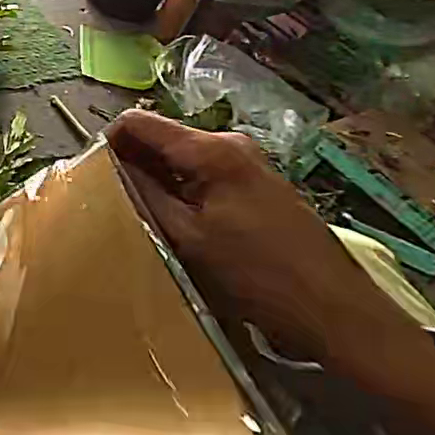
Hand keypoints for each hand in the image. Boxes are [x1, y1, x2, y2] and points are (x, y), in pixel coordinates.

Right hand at [106, 111, 422, 373]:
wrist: (339, 312)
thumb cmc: (257, 276)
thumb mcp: (186, 237)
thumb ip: (143, 192)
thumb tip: (108, 165)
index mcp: (209, 149)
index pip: (137, 122)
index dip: (110, 142)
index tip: (95, 176)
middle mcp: (229, 142)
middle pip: (160, 137)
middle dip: (134, 163)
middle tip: (118, 201)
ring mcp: (248, 160)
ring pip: (181, 157)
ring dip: (159, 179)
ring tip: (148, 216)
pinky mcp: (259, 180)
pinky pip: (205, 171)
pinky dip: (184, 188)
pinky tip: (184, 223)